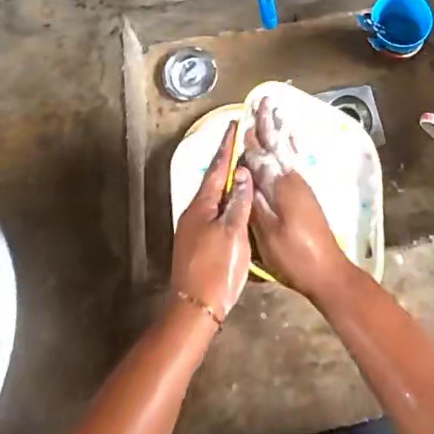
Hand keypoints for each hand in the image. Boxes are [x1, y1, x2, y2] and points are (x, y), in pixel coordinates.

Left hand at [171, 120, 253, 322]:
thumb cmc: (217, 268)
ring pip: (212, 197)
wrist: (195, 308)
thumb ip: (238, 202)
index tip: (232, 125)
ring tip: (240, 172)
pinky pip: (212, 212)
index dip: (226, 146)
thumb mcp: (233, 233)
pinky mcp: (195, 242)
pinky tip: (233, 206)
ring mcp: (192, 227)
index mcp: (202, 204)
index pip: (216, 168)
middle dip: (226, 162)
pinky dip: (224, 202)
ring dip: (226, 183)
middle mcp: (193, 211)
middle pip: (212, 180)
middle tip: (239, 144)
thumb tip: (241, 172)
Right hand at [246, 102, 353, 301]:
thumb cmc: (294, 255)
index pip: (258, 156)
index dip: (248, 139)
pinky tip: (289, 141)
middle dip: (267, 123)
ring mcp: (301, 184)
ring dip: (279, 129)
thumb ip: (254, 200)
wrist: (327, 272)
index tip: (242, 119)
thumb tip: (243, 171)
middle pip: (276, 144)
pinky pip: (294, 158)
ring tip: (275, 111)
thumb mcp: (267, 232)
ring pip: (287, 148)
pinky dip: (289, 144)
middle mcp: (292, 178)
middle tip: (263, 101)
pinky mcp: (305, 192)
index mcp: (280, 185)